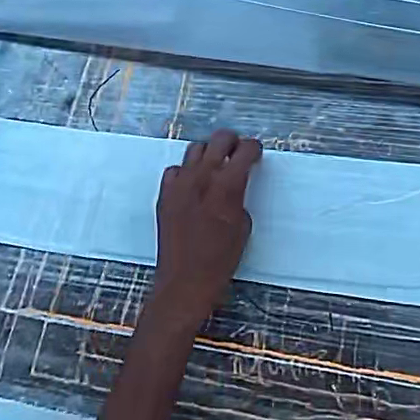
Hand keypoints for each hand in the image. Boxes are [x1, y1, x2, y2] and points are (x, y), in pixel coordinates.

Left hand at [148, 129, 261, 329]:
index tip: (254, 151)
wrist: (185, 281)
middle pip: (219, 139)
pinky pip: (176, 170)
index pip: (244, 150)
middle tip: (237, 149)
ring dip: (208, 153)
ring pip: (195, 149)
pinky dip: (186, 171)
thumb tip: (235, 188)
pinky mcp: (165, 193)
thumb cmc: (219, 260)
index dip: (253, 148)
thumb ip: (239, 198)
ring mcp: (180, 183)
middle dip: (232, 141)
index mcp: (227, 186)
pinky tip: (192, 183)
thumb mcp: (243, 227)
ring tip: (215, 165)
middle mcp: (202, 178)